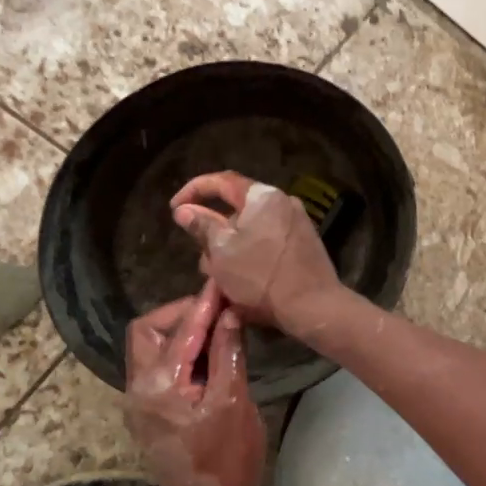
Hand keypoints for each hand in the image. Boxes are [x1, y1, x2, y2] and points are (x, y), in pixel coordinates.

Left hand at [124, 283, 264, 485]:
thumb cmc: (226, 456)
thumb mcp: (234, 399)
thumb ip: (228, 352)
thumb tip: (229, 312)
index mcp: (157, 386)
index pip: (179, 329)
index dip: (203, 302)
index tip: (223, 279)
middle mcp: (139, 390)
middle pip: (148, 332)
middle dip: (181, 313)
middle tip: (219, 307)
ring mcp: (142, 403)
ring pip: (152, 349)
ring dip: (182, 331)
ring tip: (221, 323)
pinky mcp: (154, 413)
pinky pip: (161, 367)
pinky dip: (183, 351)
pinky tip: (213, 350)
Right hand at [169, 172, 343, 328]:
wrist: (312, 304)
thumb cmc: (260, 275)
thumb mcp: (221, 250)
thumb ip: (202, 225)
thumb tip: (184, 209)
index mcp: (263, 196)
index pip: (222, 181)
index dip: (194, 189)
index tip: (173, 207)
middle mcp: (283, 201)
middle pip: (236, 209)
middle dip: (213, 232)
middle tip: (204, 260)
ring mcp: (295, 222)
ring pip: (249, 229)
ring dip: (229, 248)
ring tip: (221, 279)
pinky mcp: (301, 241)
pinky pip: (266, 239)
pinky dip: (248, 253)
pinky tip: (240, 280)